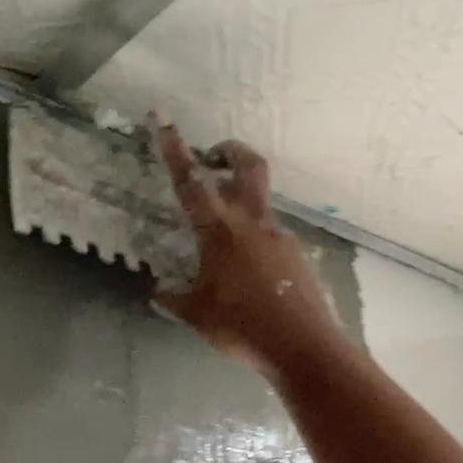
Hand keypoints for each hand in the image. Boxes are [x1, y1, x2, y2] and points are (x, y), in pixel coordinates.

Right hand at [151, 112, 333, 378]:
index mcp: (219, 231)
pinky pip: (269, 236)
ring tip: (220, 235)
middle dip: (230, 150)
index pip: (190, 180)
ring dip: (240, 201)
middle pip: (248, 166)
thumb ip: (173, 298)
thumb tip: (159, 293)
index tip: (161, 115)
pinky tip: (244, 273)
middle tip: (213, 153)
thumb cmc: (240, 326)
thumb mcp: (194, 314)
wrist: (303, 347)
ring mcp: (279, 237)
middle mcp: (252, 224)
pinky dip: (252, 239)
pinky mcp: (296, 256)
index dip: (173, 146)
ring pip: (260, 203)